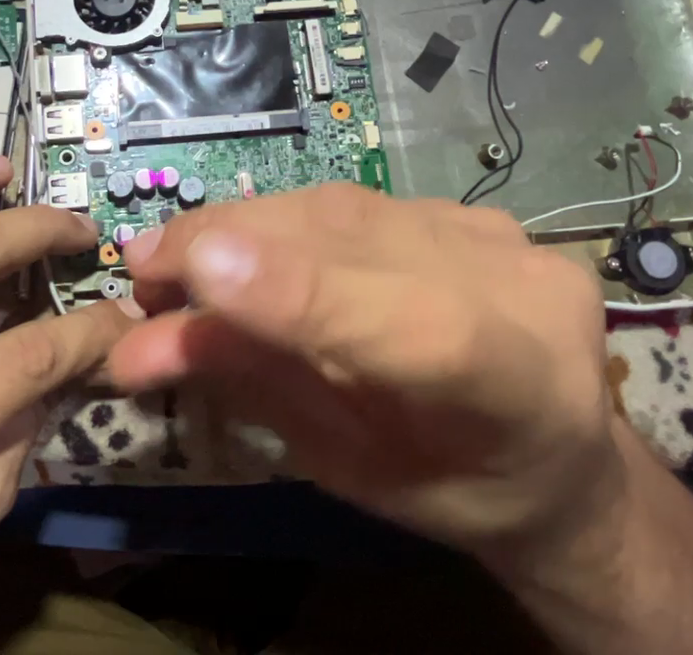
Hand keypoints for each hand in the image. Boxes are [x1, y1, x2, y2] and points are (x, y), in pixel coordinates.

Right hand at [106, 184, 622, 571]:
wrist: (555, 451)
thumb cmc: (450, 488)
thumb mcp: (346, 466)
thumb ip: (258, 389)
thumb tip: (137, 345)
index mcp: (517, 393)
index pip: (412, 329)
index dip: (302, 294)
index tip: (196, 271)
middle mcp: (521, 291)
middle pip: (359, 245)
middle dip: (235, 247)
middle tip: (142, 266)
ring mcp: (498, 237)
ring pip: (345, 208)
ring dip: (244, 225)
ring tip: (173, 252)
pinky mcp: (468, 210)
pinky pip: (354, 203)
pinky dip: (281, 222)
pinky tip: (238, 243)